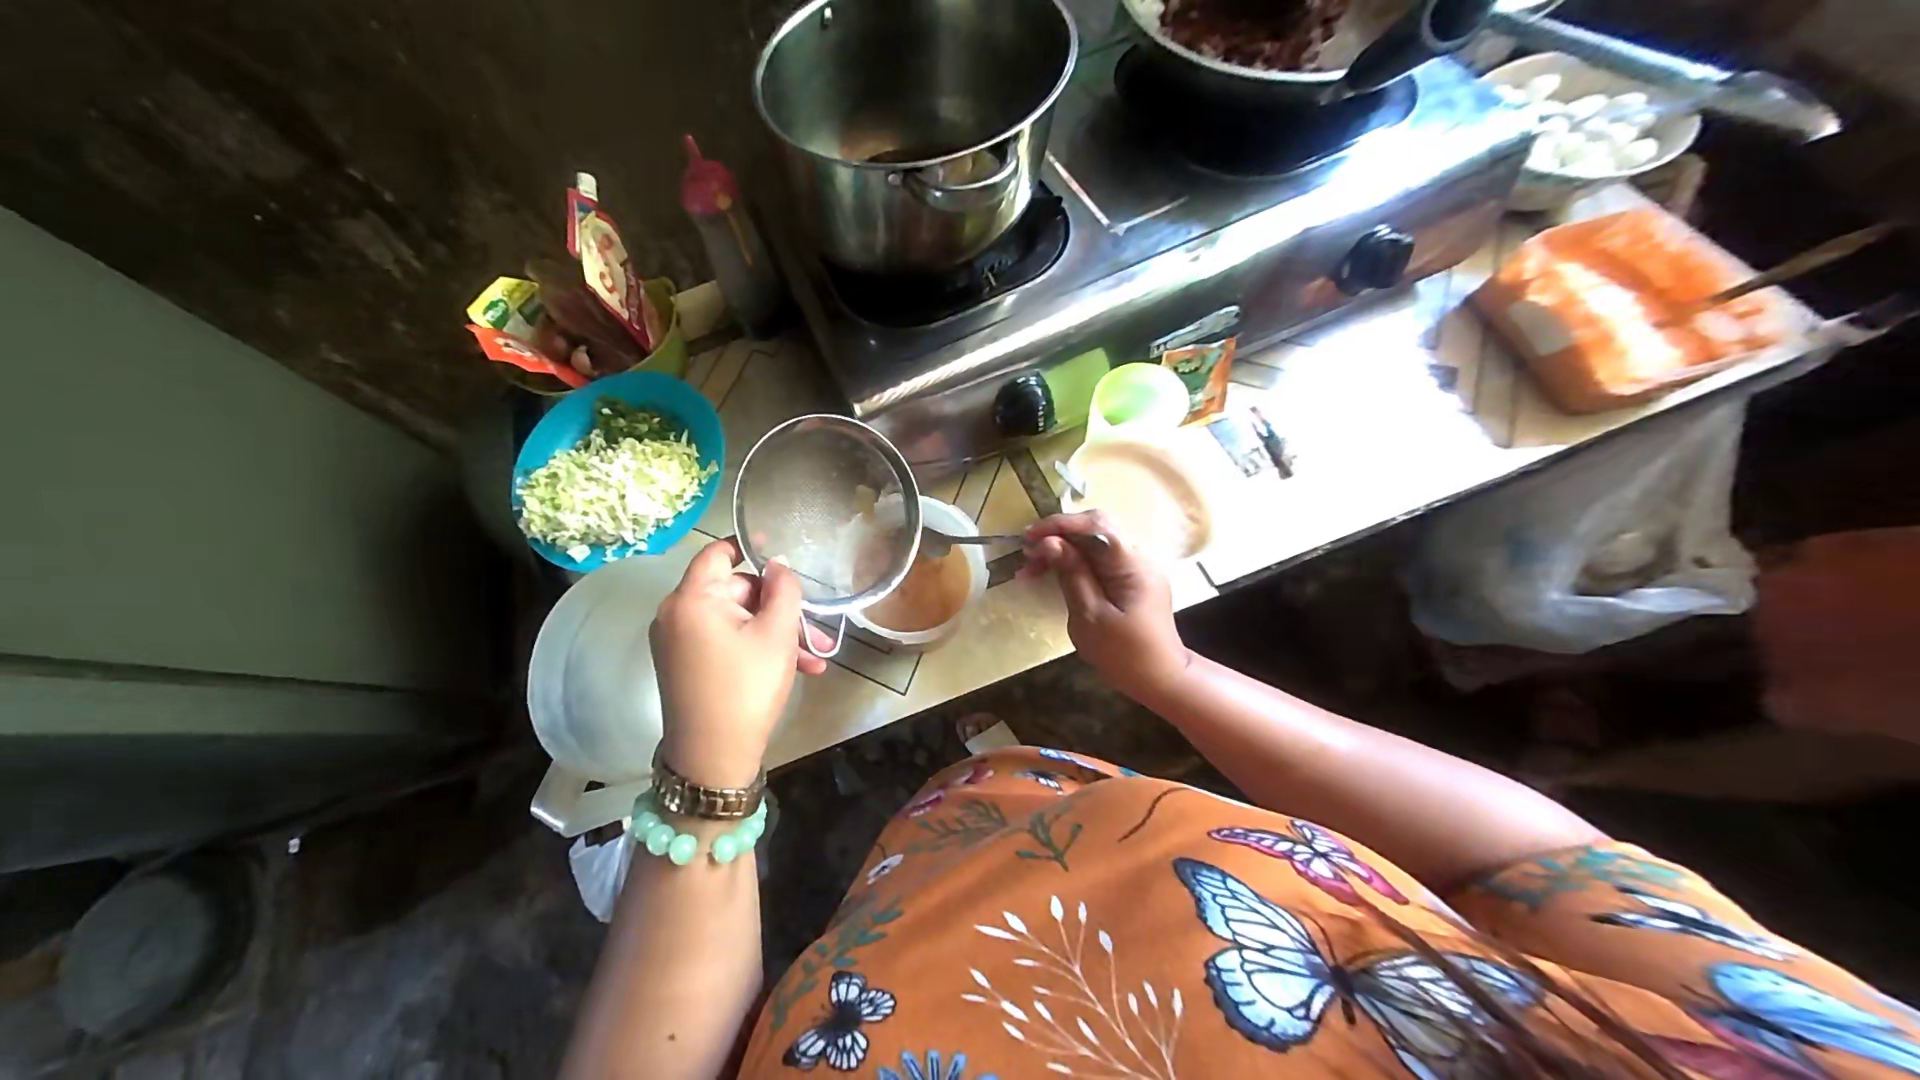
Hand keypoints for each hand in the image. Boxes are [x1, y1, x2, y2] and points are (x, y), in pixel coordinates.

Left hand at [650, 540, 829, 787]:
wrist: (713, 758)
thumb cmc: (747, 687)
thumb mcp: (776, 634)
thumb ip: (783, 589)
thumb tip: (779, 564)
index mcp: (692, 599)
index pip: (718, 552)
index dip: (750, 546)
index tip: (782, 550)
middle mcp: (677, 614)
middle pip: (736, 592)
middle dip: (780, 608)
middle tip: (815, 630)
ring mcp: (679, 642)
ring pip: (737, 621)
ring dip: (777, 633)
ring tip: (816, 658)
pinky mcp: (686, 664)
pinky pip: (726, 642)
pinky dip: (757, 649)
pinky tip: (798, 669)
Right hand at [1023, 512, 1188, 697]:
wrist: (1160, 679)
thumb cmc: (1124, 655)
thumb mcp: (1090, 616)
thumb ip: (1071, 575)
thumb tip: (1049, 542)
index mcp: (1132, 565)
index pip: (1097, 525)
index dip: (1061, 524)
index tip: (1030, 538)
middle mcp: (1138, 558)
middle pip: (1095, 528)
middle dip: (1058, 535)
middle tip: (1027, 554)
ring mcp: (1135, 567)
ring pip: (1093, 543)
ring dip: (1061, 549)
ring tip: (1031, 569)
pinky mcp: (1128, 578)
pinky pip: (1098, 559)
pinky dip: (1073, 562)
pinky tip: (1050, 574)